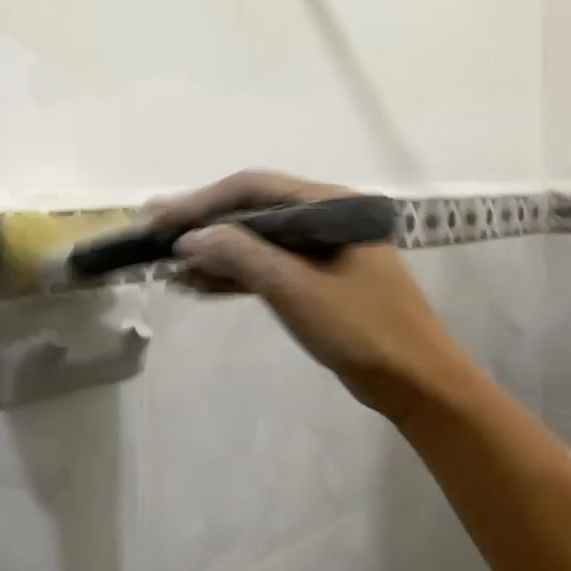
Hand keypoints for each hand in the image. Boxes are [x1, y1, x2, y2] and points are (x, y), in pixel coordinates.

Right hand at [149, 170, 471, 423]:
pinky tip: (198, 284)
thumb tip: (189, 238)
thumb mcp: (294, 288)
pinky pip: (266, 266)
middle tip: (154, 232)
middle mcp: (325, 217)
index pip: (252, 188)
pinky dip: (234, 274)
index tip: (159, 217)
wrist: (416, 383)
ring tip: (168, 263)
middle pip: (251, 210)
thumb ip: (240, 254)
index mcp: (330, 205)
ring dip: (214, 252)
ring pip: (255, 240)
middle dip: (202, 224)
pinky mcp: (317, 279)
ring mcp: (322, 249)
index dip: (201, 201)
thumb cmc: (361, 328)